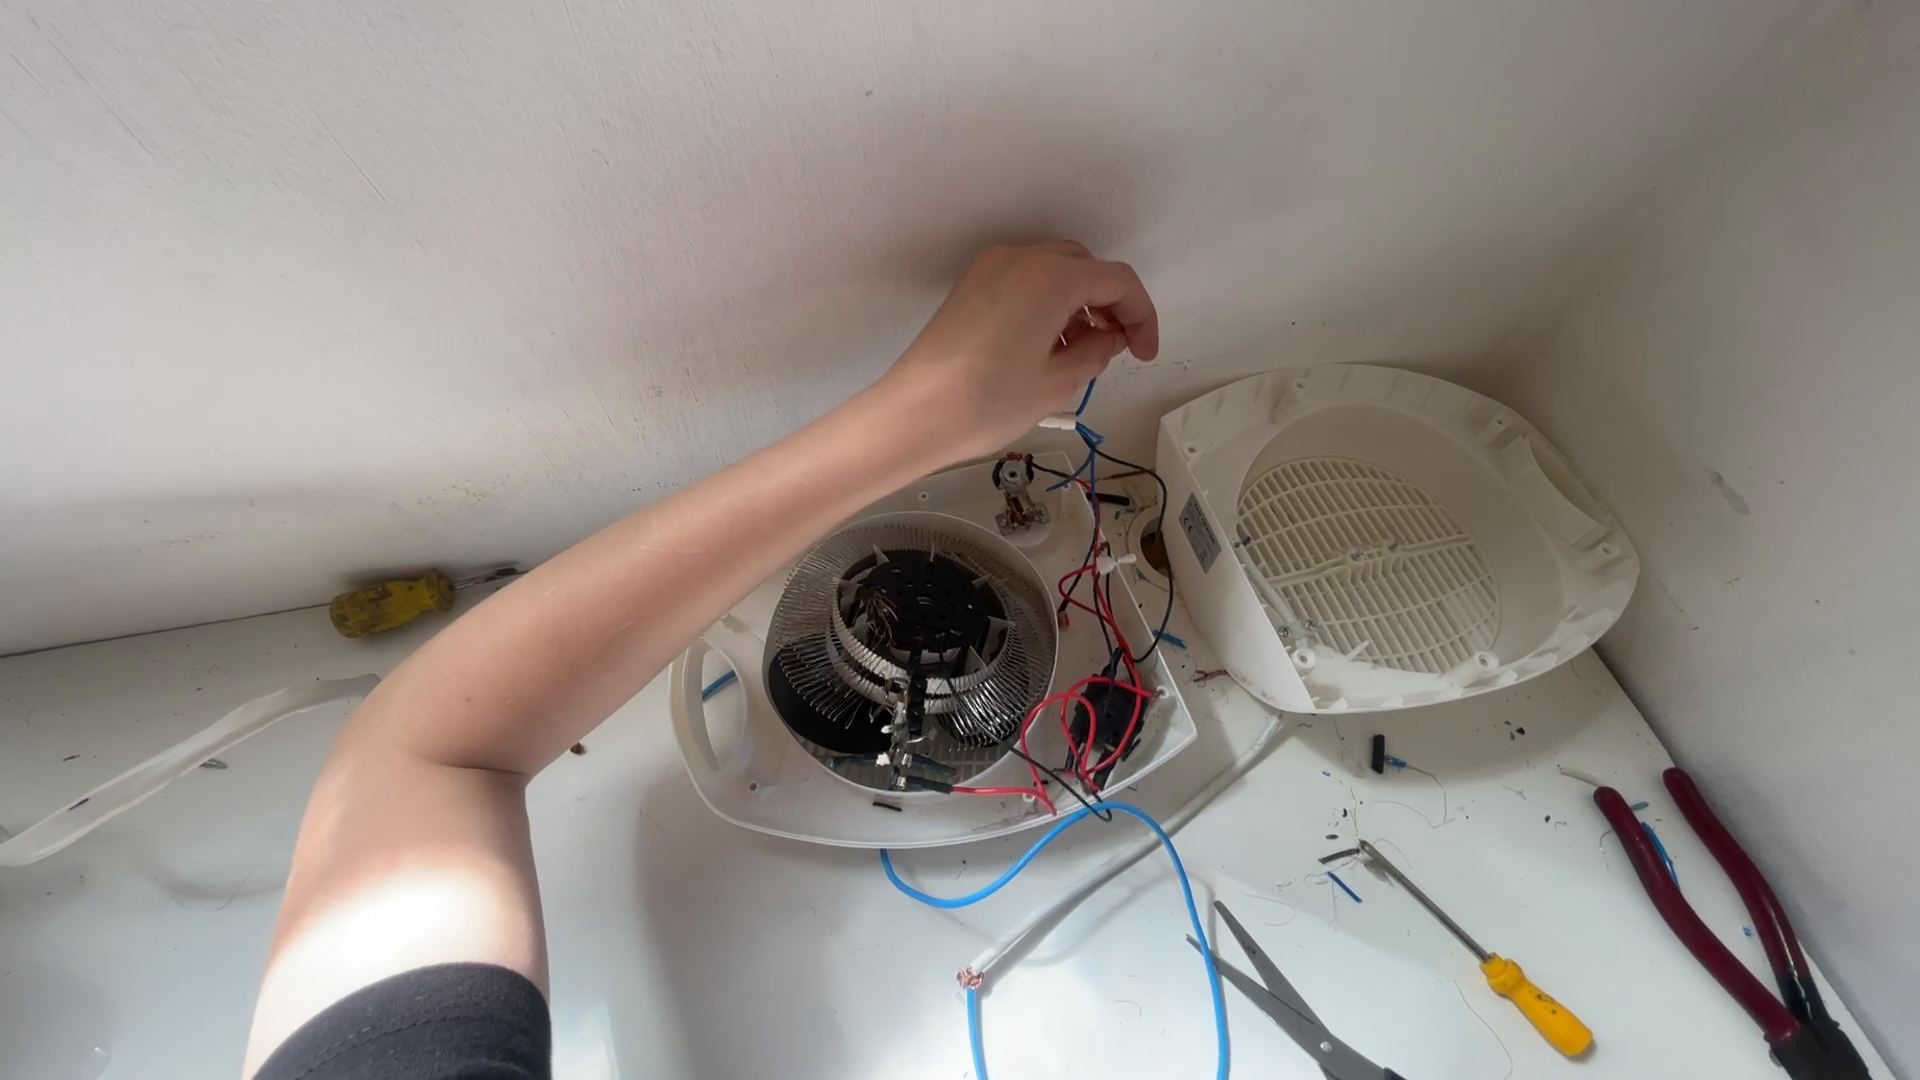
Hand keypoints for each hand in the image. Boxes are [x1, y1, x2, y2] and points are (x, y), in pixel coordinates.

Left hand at [873, 241, 1158, 461]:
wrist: (913, 415)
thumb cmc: (982, 403)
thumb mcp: (1057, 384)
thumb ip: (1097, 353)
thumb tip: (1109, 340)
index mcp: (1050, 278)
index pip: (1117, 281)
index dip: (1141, 316)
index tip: (1143, 351)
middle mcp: (1020, 260)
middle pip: (1085, 268)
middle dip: (1109, 305)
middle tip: (1115, 347)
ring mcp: (990, 271)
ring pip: (1054, 272)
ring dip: (1077, 304)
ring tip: (1078, 353)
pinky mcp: (971, 289)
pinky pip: (1023, 281)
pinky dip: (1046, 303)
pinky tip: (1045, 345)